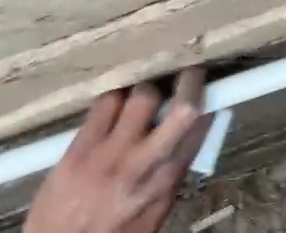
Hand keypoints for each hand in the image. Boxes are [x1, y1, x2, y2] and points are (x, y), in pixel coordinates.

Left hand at [23, 67, 212, 232]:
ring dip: (146, 90)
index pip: (200, 129)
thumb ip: (171, 172)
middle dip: (190, 82)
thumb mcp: (152, 212)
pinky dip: (114, 99)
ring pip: (143, 97)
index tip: (205, 90)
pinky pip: (105, 104)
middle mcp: (143, 167)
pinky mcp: (78, 151)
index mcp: (166, 183)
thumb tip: (192, 130)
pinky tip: (112, 108)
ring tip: (141, 97)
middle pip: (182, 110)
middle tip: (188, 73)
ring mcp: (109, 157)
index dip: (207, 101)